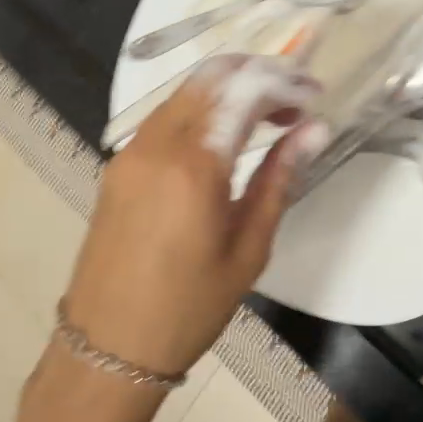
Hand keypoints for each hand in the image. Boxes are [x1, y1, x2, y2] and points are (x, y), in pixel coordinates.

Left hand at [59, 55, 330, 377]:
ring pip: (187, 89)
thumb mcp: (248, 248)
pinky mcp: (119, 161)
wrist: (107, 348)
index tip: (314, 95)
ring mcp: (132, 149)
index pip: (244, 90)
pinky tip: (227, 135)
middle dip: (258, 74)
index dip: (284, 81)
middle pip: (212, 75)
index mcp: (194, 165)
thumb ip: (280, 178)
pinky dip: (203, 107)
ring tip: (268, 118)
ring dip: (231, 88)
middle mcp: (158, 142)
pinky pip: (166, 114)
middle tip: (294, 100)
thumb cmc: (189, 307)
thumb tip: (315, 129)